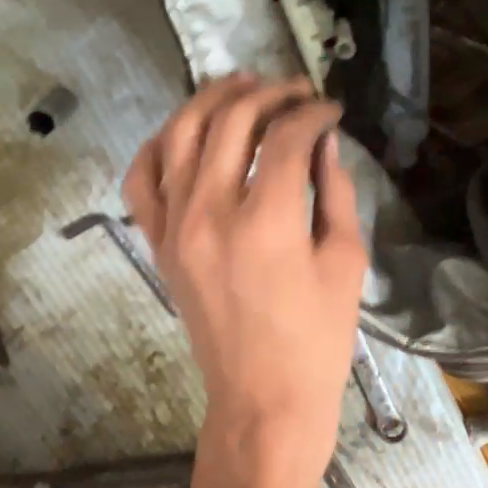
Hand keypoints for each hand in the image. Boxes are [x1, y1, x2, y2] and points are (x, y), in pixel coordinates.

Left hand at [123, 74, 368, 487]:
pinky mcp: (158, 245)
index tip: (332, 112)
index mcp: (269, 221)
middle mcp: (212, 213)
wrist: (263, 400)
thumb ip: (335, 193)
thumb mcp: (345, 263)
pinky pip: (142, 179)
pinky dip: (160, 145)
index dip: (314, 114)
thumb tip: (324, 143)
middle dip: (269, 94)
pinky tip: (186, 133)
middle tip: (296, 92)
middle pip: (231, 121)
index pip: (287, 138)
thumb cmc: (317, 340)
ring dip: (211, 100)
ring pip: (180, 135)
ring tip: (242, 87)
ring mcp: (175, 227)